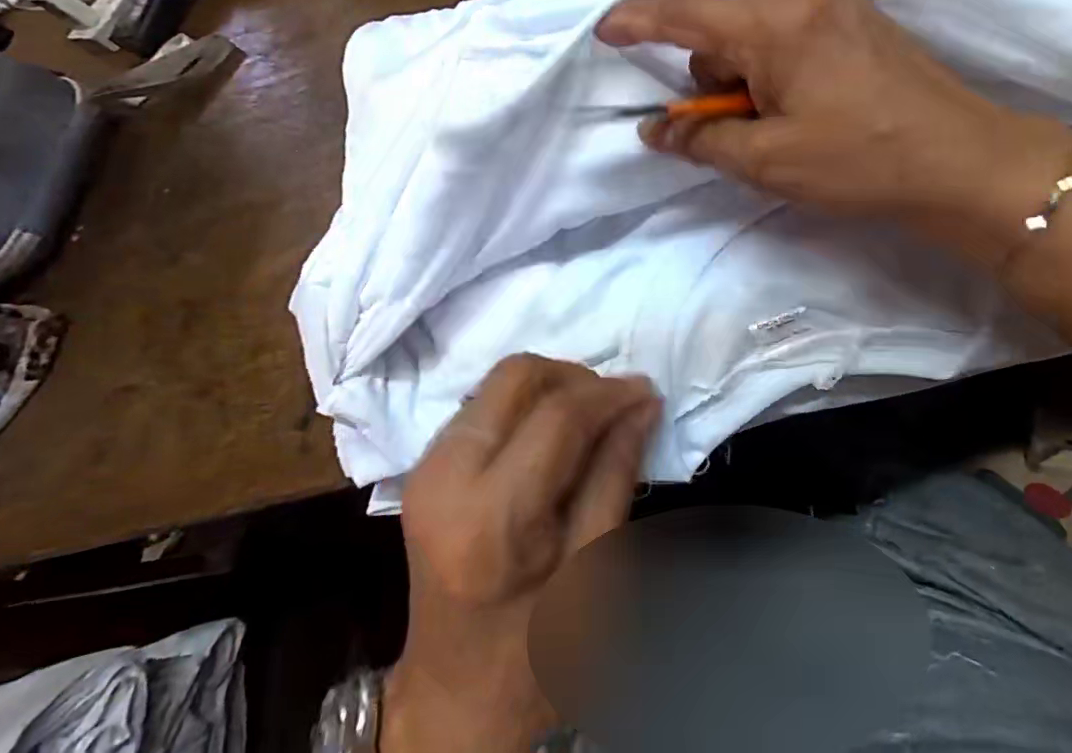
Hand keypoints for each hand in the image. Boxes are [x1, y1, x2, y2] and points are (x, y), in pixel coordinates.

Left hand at [383, 355, 659, 752]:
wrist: (456, 694)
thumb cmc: (536, 645)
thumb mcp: (592, 564)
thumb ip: (616, 473)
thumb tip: (643, 403)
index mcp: (491, 517)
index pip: (558, 415)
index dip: (610, 393)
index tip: (648, 393)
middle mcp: (445, 477)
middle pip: (516, 376)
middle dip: (577, 378)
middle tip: (617, 406)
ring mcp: (425, 468)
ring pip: (498, 382)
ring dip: (554, 389)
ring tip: (592, 422)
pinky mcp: (423, 467)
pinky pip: (485, 405)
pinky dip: (529, 405)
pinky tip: (556, 437)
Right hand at [596, 0, 1071, 266]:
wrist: (964, 162)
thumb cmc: (861, 161)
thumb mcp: (770, 160)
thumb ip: (703, 139)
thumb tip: (657, 130)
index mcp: (775, 23)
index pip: (685, 13)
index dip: (638, 20)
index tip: (604, 28)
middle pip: (725, 30)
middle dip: (716, 81)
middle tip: (745, 132)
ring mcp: (839, 5)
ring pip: (761, 37)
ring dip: (752, 80)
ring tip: (788, 129)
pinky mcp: (863, 24)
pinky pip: (796, 39)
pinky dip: (783, 73)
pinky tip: (815, 111)